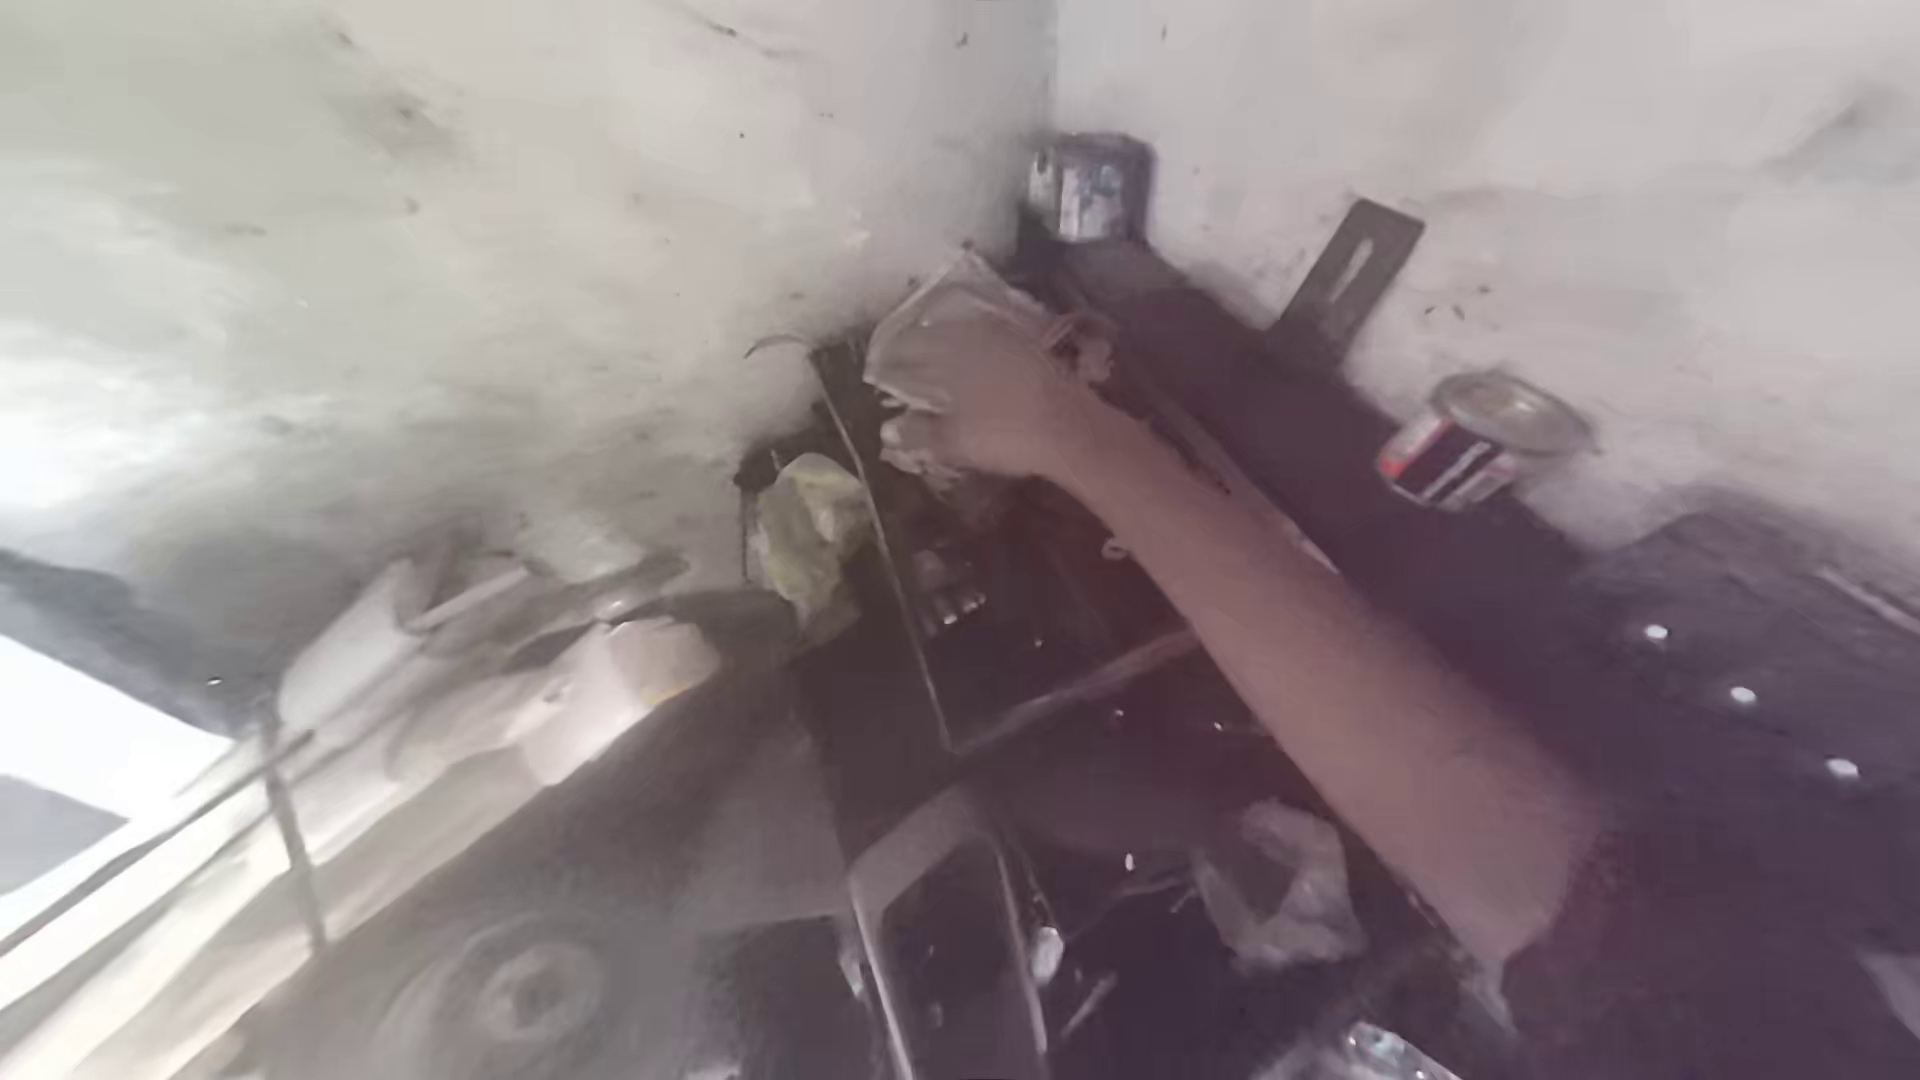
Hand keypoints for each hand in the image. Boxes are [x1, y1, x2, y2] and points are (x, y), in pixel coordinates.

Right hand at [874, 316, 1115, 480]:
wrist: (1072, 430)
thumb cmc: (1006, 433)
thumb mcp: (956, 439)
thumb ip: (919, 433)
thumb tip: (886, 431)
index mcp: (953, 349)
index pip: (911, 345)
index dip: (892, 357)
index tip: (879, 368)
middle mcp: (979, 333)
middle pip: (939, 334)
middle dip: (918, 347)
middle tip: (903, 361)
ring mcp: (1010, 338)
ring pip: (968, 335)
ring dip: (949, 347)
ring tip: (936, 363)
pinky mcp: (1033, 349)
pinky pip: (993, 342)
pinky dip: (977, 352)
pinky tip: (977, 368)